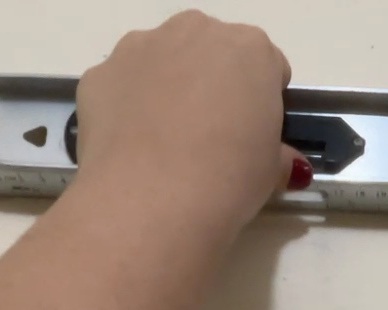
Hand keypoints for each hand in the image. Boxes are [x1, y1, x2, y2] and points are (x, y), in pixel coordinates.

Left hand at [73, 12, 306, 236]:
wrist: (153, 201)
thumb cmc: (228, 181)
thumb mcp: (270, 175)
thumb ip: (280, 159)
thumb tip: (288, 165)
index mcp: (250, 50)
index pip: (268, 67)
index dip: (264, 104)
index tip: (255, 138)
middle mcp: (195, 31)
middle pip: (212, 53)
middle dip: (214, 87)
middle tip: (212, 143)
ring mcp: (141, 47)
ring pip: (162, 62)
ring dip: (168, 92)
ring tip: (168, 149)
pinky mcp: (100, 74)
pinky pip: (122, 88)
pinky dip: (129, 111)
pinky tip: (134, 153)